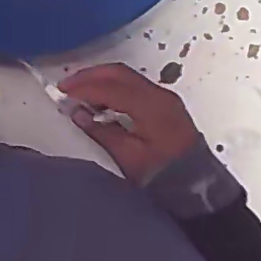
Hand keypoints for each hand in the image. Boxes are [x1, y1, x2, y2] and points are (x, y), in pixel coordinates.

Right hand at [59, 63, 200, 183]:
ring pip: (127, 77)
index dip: (84, 88)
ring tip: (78, 92)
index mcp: (152, 107)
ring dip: (100, 80)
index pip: (111, 88)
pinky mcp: (165, 104)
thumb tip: (78, 113)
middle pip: (119, 73)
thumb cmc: (162, 176)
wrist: (199, 187)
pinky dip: (112, 87)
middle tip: (65, 86)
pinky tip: (99, 100)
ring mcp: (165, 98)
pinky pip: (134, 86)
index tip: (61, 93)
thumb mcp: (128, 159)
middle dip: (90, 76)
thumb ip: (102, 133)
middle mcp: (160, 95)